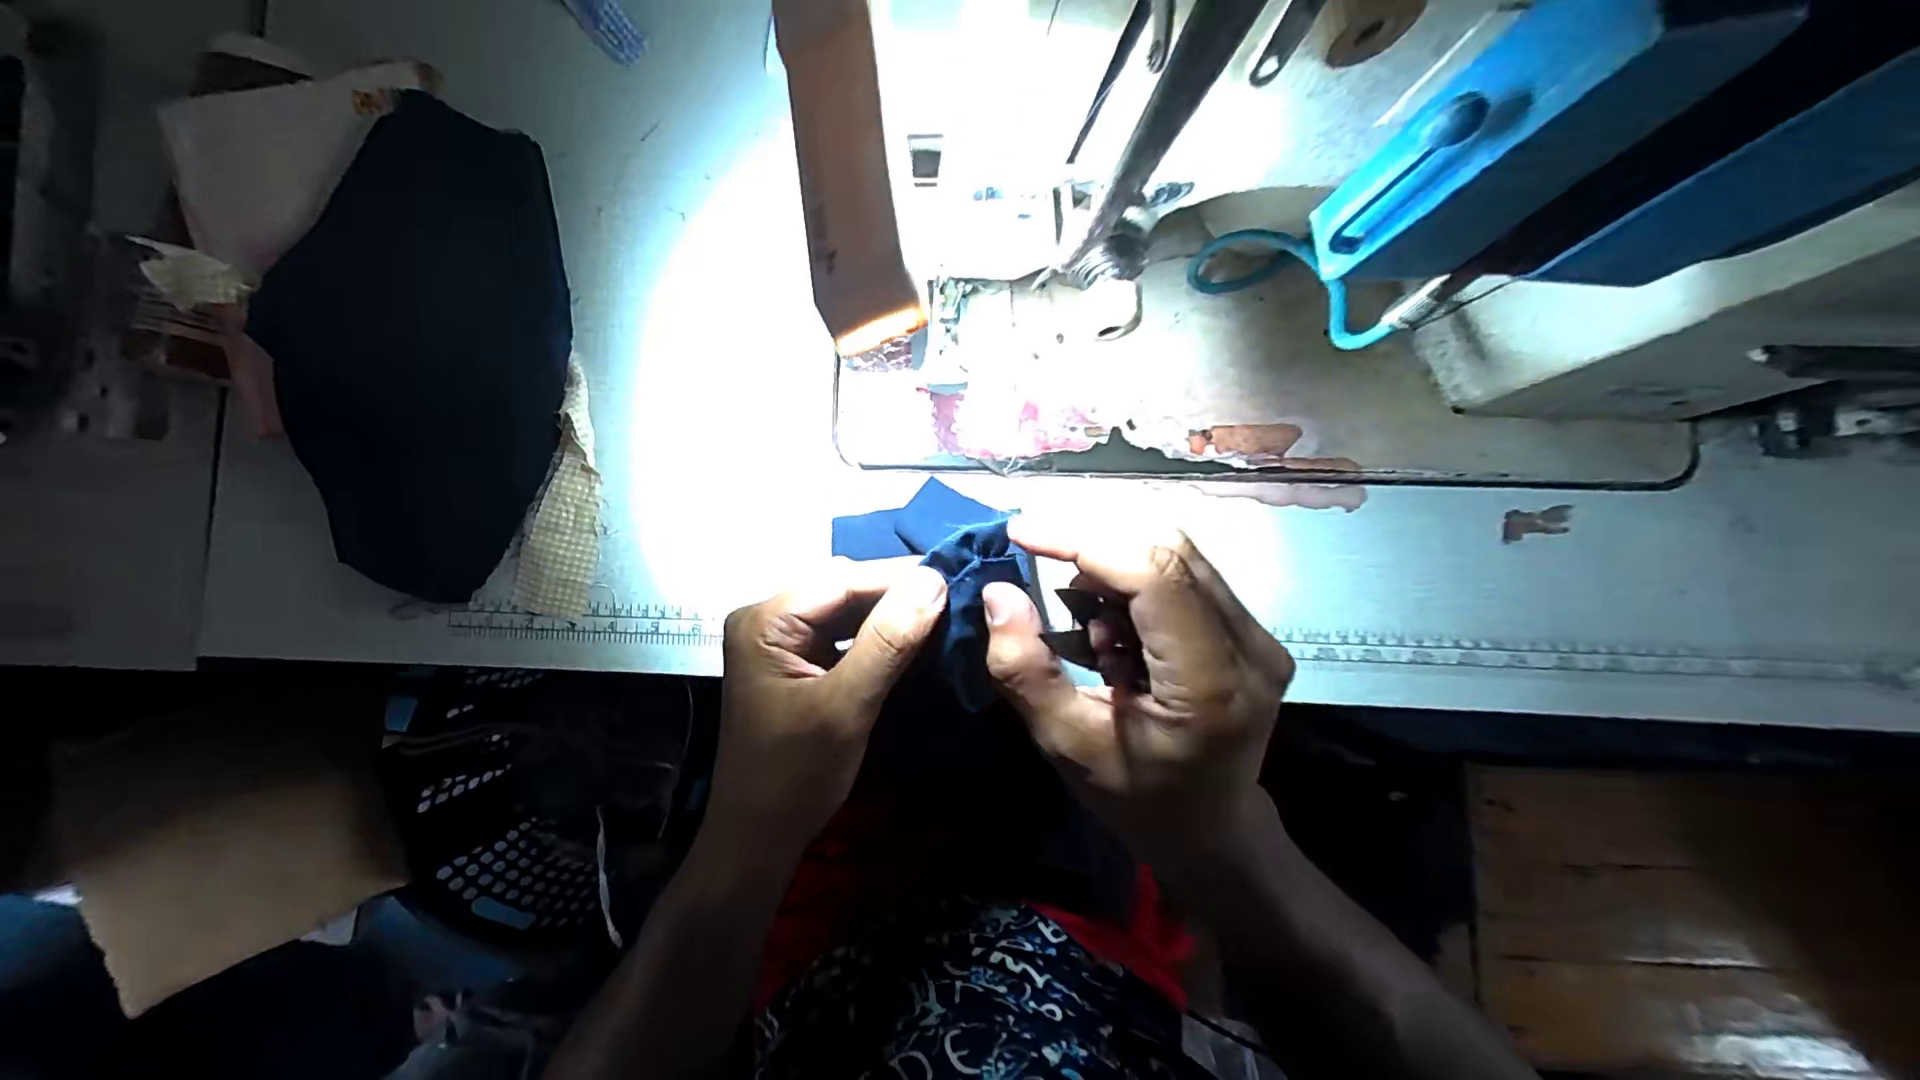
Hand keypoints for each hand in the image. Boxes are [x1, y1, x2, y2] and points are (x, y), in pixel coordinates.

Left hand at [711, 559, 947, 852]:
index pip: (842, 580)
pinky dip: (880, 633)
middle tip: (956, 593)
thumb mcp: (846, 706)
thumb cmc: (795, 776)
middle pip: (844, 588)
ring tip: (944, 608)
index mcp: (765, 620)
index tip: (957, 573)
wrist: (760, 837)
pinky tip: (914, 633)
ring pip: (848, 608)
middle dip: (898, 591)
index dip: (901, 575)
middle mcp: (768, 617)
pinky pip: (845, 631)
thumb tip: (934, 579)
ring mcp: (783, 639)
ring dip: (893, 611)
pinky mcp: (800, 659)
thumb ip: (889, 642)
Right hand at [982, 518, 1293, 869]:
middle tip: (1042, 573)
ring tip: (1089, 634)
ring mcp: (1259, 637)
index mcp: (1210, 684)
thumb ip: (1026, 671)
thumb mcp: (1066, 746)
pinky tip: (1115, 637)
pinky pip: (1184, 576)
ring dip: (1113, 569)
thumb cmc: (1137, 799)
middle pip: (1168, 551)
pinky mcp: (1251, 632)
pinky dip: (1133, 585)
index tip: (1022, 533)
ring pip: (1176, 555)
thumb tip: (998, 592)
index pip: (1155, 576)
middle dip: (1092, 548)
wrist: (1212, 830)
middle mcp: (1251, 648)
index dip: (1085, 540)